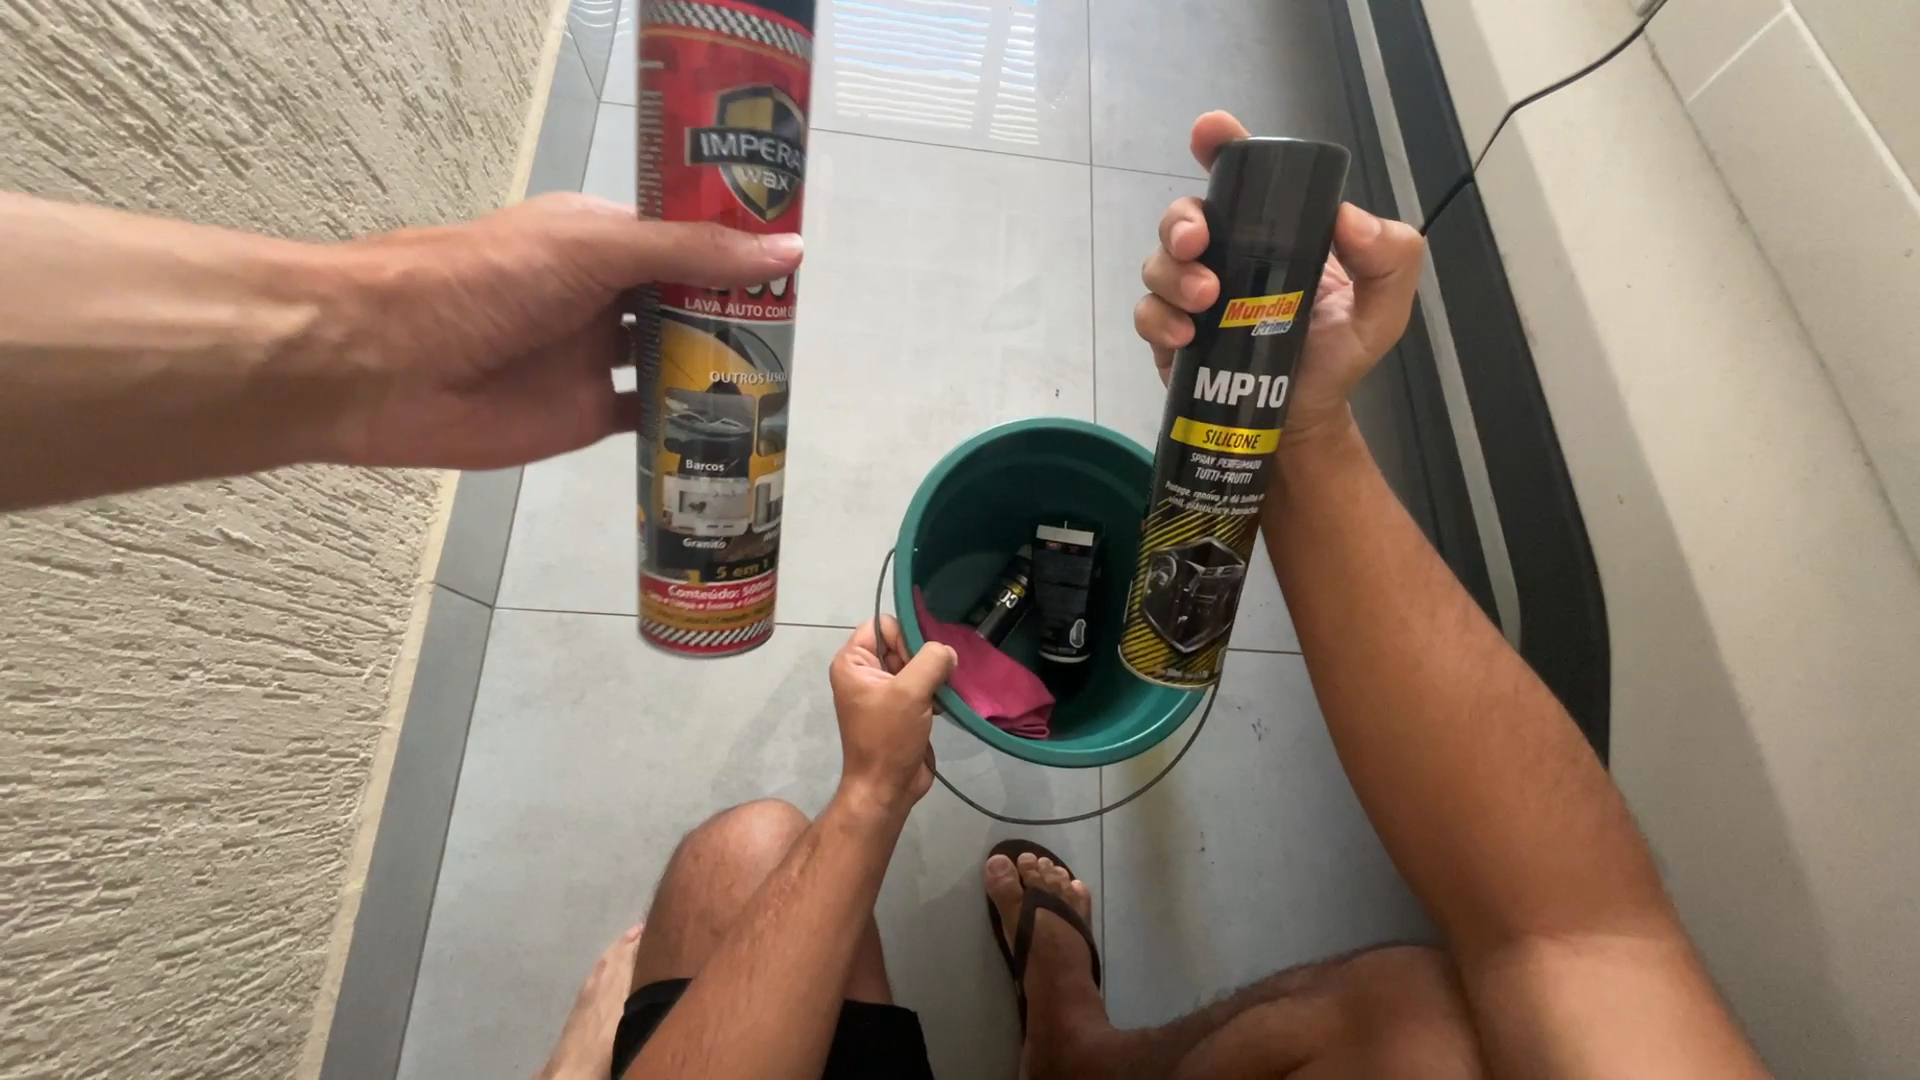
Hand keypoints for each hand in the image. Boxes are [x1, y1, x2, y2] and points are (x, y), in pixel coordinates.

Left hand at [326, 193, 803, 468]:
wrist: (382, 366)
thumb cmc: (484, 283)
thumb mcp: (596, 249)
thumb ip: (690, 253)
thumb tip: (788, 252)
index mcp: (603, 242)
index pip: (685, 242)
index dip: (737, 251)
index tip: (793, 264)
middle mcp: (605, 297)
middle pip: (687, 303)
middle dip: (738, 314)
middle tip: (798, 328)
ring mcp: (598, 358)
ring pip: (675, 361)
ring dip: (720, 369)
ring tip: (781, 377)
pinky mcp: (589, 414)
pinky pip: (652, 418)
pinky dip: (690, 423)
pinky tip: (735, 428)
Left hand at [827, 618, 957, 811]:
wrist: (888, 788)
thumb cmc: (889, 738)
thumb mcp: (910, 692)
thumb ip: (931, 660)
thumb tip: (948, 652)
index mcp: (853, 662)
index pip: (883, 624)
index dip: (905, 637)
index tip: (917, 663)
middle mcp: (865, 671)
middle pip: (902, 642)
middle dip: (923, 657)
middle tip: (934, 680)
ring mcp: (884, 690)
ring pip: (916, 663)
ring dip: (933, 675)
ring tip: (940, 693)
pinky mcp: (902, 706)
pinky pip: (922, 683)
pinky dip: (936, 689)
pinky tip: (943, 703)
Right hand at [1132, 111, 1426, 449]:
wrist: (1294, 422)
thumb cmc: (1336, 361)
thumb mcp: (1382, 309)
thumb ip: (1389, 258)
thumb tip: (1346, 218)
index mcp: (1275, 237)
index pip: (1245, 182)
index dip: (1222, 149)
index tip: (1207, 133)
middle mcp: (1227, 258)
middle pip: (1184, 217)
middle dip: (1181, 221)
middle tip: (1197, 244)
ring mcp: (1192, 298)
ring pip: (1158, 263)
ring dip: (1172, 273)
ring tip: (1204, 302)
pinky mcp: (1169, 336)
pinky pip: (1146, 314)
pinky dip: (1157, 318)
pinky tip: (1183, 336)